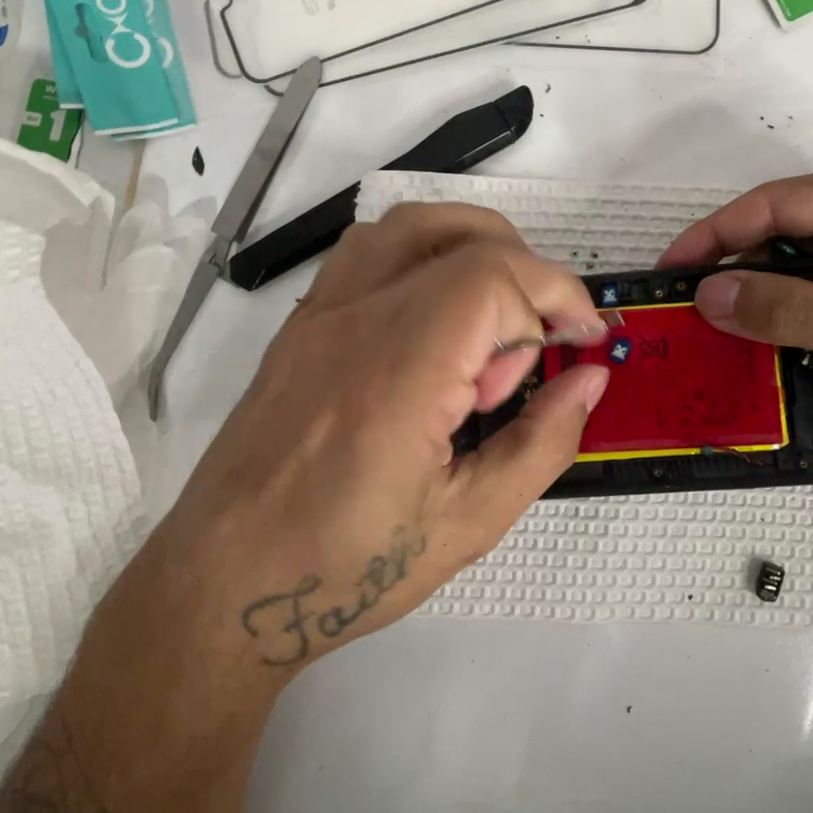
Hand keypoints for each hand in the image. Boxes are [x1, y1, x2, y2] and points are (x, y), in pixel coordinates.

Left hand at [172, 202, 610, 668]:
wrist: (223, 586)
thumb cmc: (346, 569)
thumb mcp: (468, 524)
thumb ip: (542, 443)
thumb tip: (589, 379)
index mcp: (400, 374)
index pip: (494, 278)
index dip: (558, 297)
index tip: (584, 343)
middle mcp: (356, 322)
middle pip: (464, 240)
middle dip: (529, 279)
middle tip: (542, 347)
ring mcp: (320, 315)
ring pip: (411, 226)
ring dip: (476, 249)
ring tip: (497, 319)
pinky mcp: (300, 325)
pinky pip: (369, 250)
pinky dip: (423, 255)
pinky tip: (437, 320)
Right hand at [659, 159, 812, 444]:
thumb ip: (794, 312)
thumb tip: (707, 295)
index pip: (776, 204)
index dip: (714, 236)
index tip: (666, 273)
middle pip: (781, 230)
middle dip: (731, 269)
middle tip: (681, 314)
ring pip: (796, 264)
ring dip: (757, 298)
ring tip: (710, 335)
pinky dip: (787, 316)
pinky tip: (761, 346)